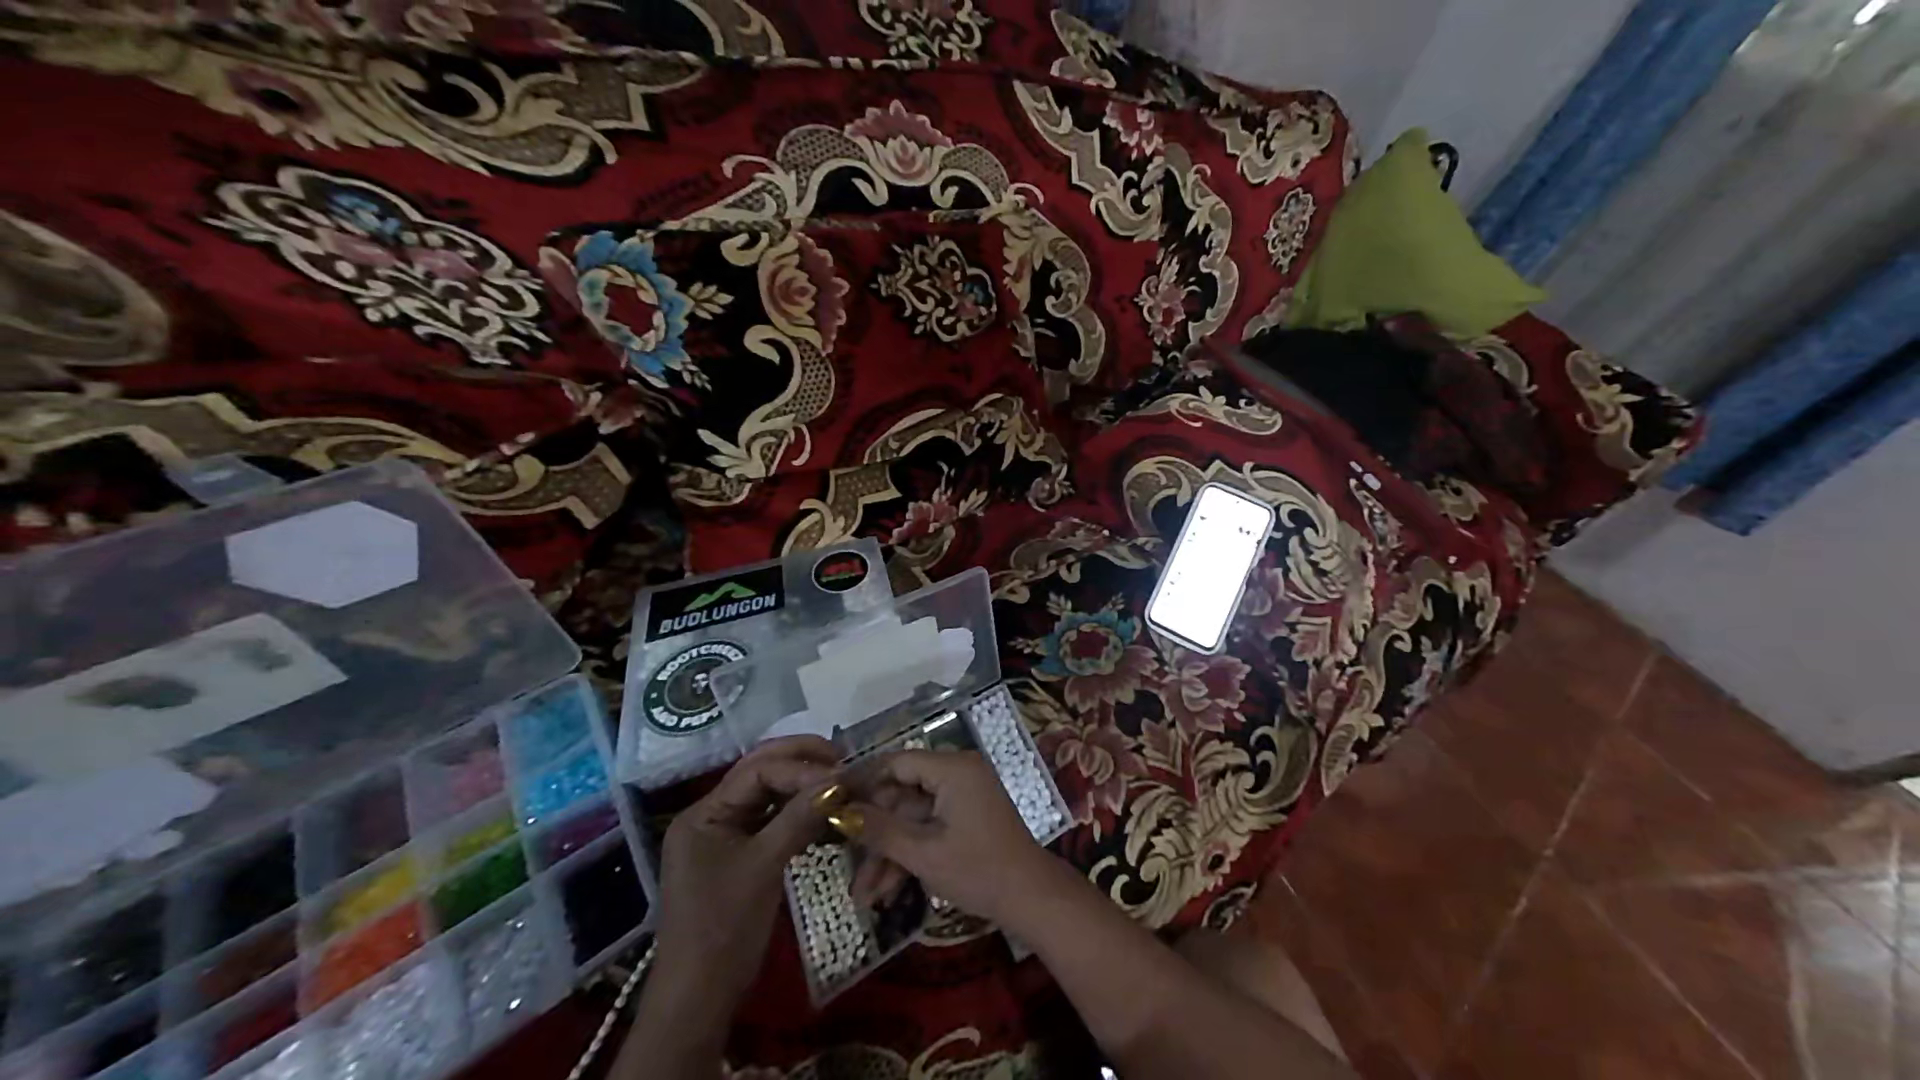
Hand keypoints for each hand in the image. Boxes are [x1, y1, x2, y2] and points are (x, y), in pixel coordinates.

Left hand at [655, 735, 837, 1003]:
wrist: (699, 998)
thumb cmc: (724, 928)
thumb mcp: (764, 867)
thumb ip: (799, 818)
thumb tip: (840, 780)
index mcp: (704, 812)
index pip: (756, 771)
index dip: (800, 769)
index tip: (840, 775)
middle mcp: (711, 815)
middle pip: (760, 774)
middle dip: (801, 764)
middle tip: (843, 760)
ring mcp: (725, 835)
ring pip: (768, 796)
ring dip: (803, 788)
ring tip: (841, 783)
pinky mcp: (740, 855)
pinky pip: (772, 822)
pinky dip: (798, 815)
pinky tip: (826, 814)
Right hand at [844, 750, 1057, 923]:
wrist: (1031, 899)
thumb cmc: (977, 869)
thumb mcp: (922, 852)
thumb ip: (879, 829)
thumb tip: (840, 813)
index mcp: (952, 768)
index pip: (896, 762)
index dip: (863, 783)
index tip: (833, 803)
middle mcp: (957, 773)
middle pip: (902, 795)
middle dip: (875, 835)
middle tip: (847, 862)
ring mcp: (963, 796)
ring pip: (912, 818)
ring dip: (889, 853)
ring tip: (864, 896)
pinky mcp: (966, 817)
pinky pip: (929, 827)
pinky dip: (910, 854)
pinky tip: (886, 891)